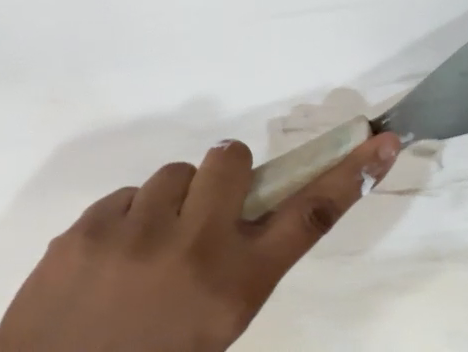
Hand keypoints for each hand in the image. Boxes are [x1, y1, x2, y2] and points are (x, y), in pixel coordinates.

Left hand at [0, 134, 400, 351]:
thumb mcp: (214, 327)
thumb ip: (240, 267)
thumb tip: (246, 212)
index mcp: (235, 285)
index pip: (310, 215)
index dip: (351, 174)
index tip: (383, 140)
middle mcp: (194, 250)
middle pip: (232, 162)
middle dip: (223, 175)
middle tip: (205, 209)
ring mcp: (135, 237)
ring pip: (173, 173)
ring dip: (170, 201)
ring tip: (147, 249)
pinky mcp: (84, 232)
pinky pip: (123, 197)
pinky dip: (123, 220)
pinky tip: (106, 263)